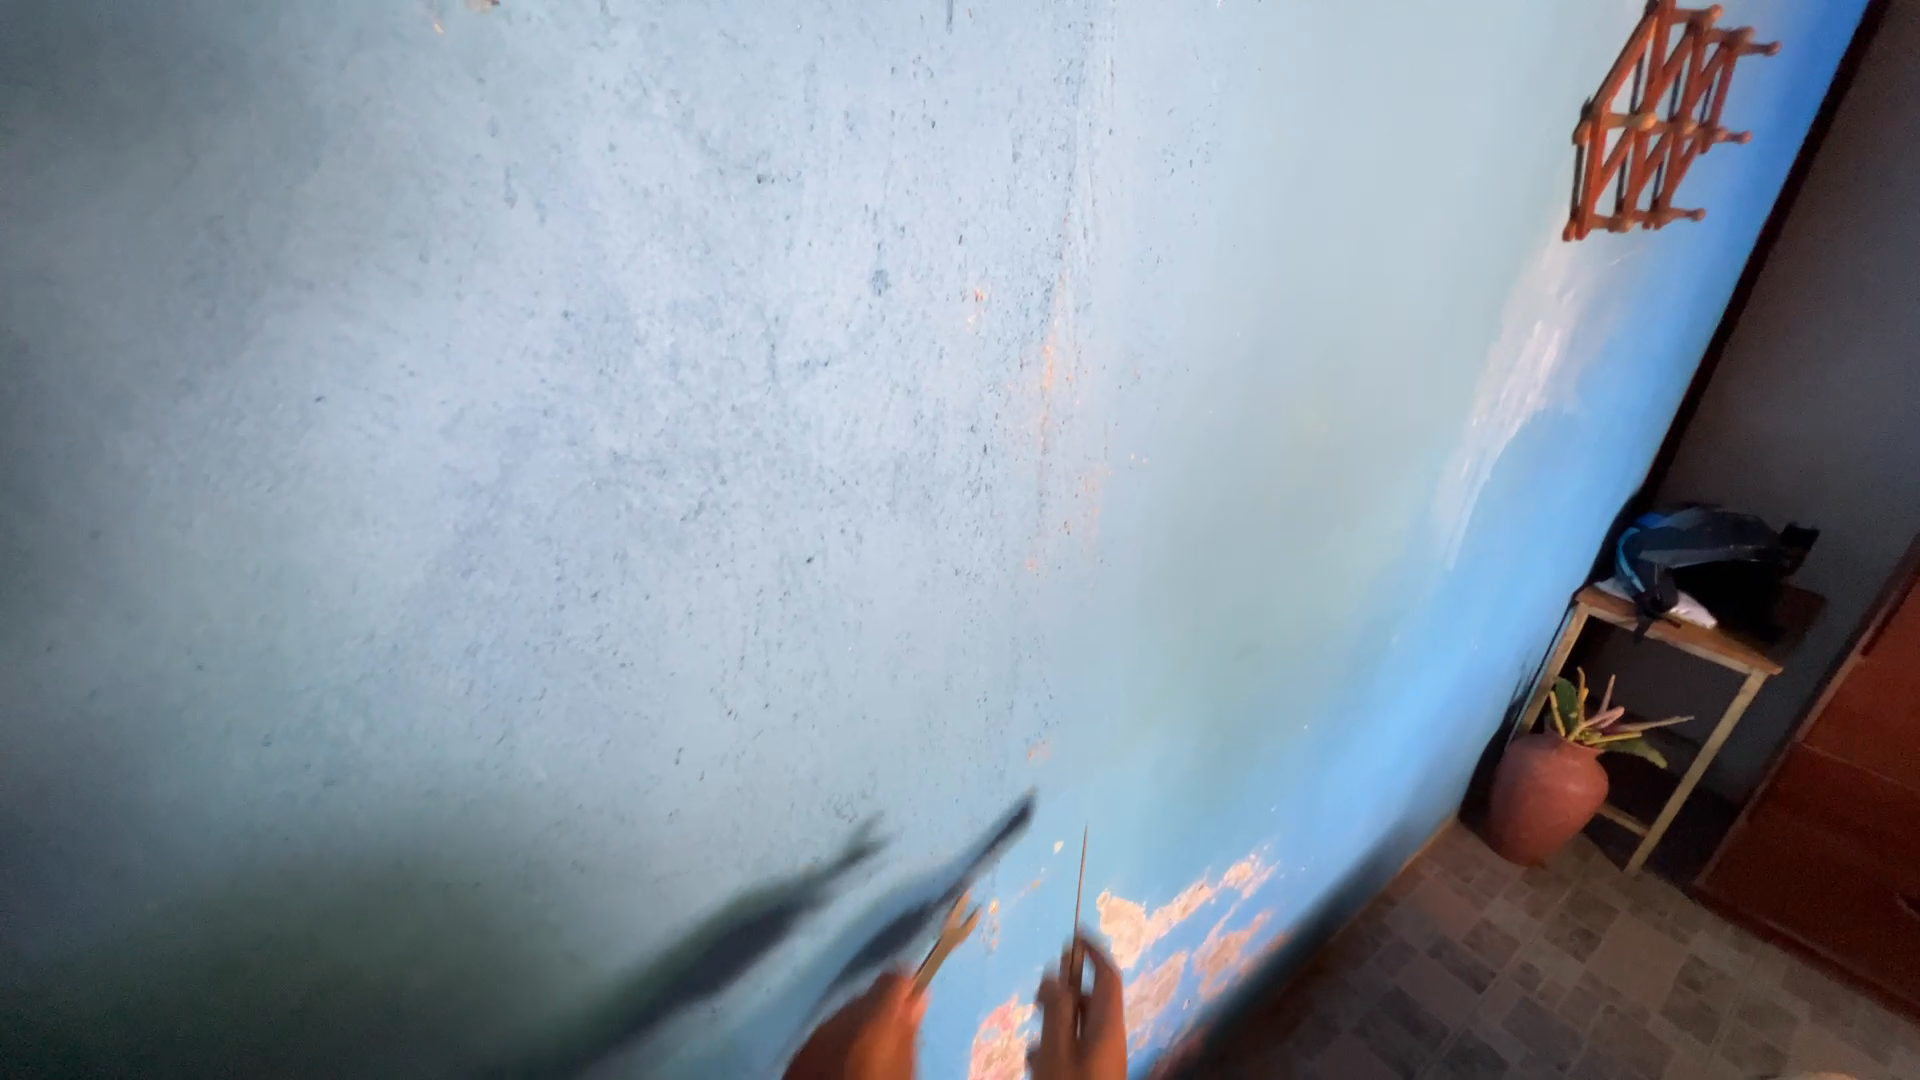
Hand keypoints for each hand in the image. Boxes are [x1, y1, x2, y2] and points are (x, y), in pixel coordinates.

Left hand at [785, 972, 926, 1079]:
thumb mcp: (904, 1074)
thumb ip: (909, 1034)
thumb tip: (917, 998)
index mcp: (874, 1019)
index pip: (894, 979)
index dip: (905, 987)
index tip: (913, 1001)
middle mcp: (840, 1016)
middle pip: (866, 997)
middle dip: (878, 1011)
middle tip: (891, 1039)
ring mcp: (815, 1035)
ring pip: (843, 1016)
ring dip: (855, 1028)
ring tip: (866, 1058)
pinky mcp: (796, 1056)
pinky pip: (824, 1036)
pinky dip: (835, 1045)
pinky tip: (842, 1067)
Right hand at [1030, 935, 1126, 1079]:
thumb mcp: (1057, 1048)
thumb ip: (1055, 1010)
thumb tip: (1054, 975)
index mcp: (1108, 1022)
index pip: (1107, 973)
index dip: (1093, 949)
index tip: (1074, 934)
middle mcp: (1111, 1034)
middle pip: (1089, 996)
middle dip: (1062, 988)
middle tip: (1039, 992)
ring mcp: (1105, 1054)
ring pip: (1079, 1021)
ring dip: (1055, 1019)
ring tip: (1035, 1031)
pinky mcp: (1096, 1069)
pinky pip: (1077, 1043)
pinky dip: (1058, 1041)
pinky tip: (1039, 1056)